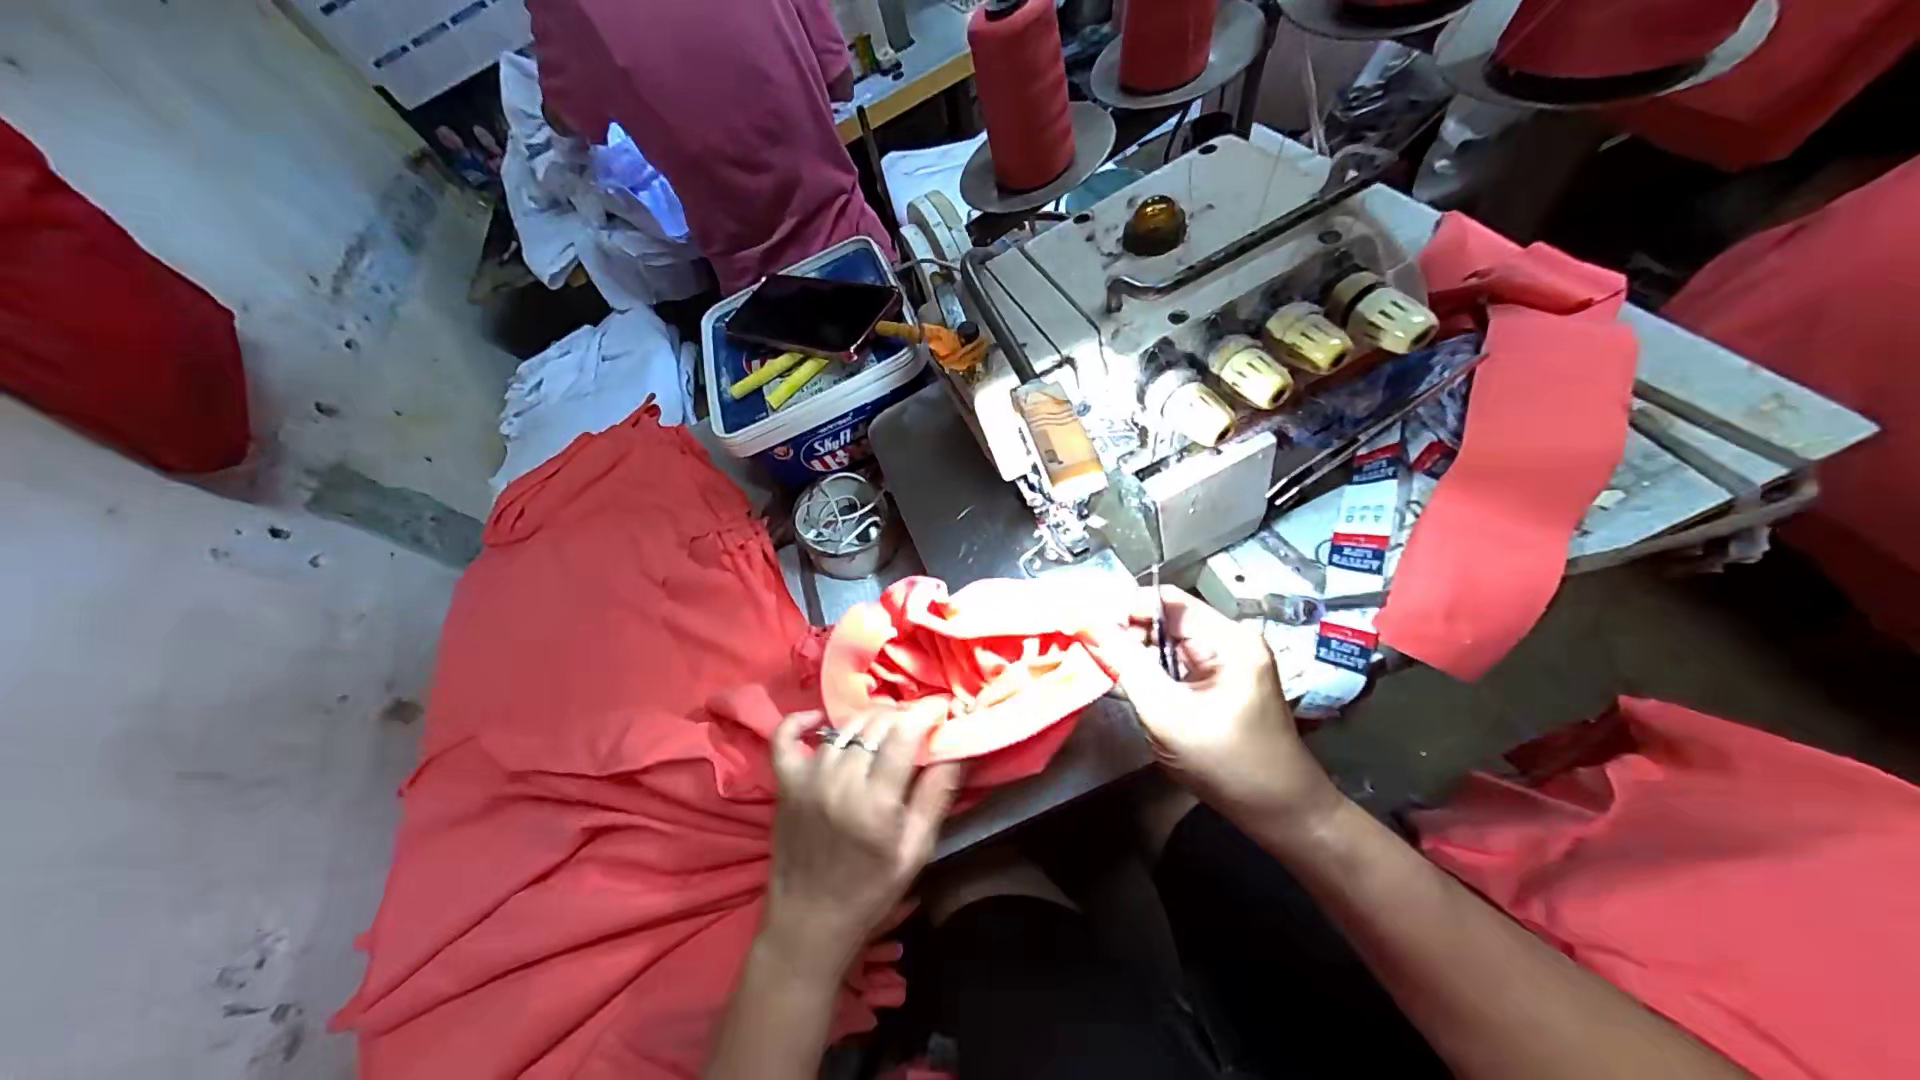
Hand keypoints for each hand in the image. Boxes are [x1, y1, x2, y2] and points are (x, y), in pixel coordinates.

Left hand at [762, 706, 961, 978]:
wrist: (810, 922)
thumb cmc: (871, 890)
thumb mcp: (916, 850)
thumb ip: (936, 795)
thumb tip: (958, 748)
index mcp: (876, 802)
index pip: (905, 734)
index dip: (927, 712)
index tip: (943, 707)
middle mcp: (840, 782)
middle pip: (876, 724)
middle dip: (903, 715)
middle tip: (918, 724)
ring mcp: (808, 779)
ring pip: (844, 728)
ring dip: (869, 721)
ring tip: (886, 729)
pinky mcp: (785, 784)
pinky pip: (785, 738)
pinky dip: (799, 722)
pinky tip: (818, 719)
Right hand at [1088, 586, 1345, 833]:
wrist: (1282, 813)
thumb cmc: (1228, 766)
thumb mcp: (1167, 714)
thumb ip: (1125, 664)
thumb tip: (1088, 625)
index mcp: (1228, 640)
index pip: (1164, 600)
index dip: (1122, 609)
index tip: (1088, 630)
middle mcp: (1232, 640)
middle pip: (1165, 620)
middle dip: (1128, 635)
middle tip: (1095, 658)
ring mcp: (1229, 662)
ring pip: (1167, 643)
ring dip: (1138, 656)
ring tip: (1112, 675)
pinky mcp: (1223, 681)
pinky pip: (1178, 663)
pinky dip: (1154, 673)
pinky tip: (1137, 690)